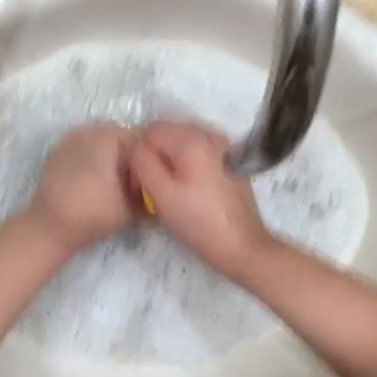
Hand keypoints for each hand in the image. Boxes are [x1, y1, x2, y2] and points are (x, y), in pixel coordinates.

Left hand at [26, 122, 138, 250]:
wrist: (50, 226)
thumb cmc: (94, 213)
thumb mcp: (133, 205)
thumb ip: (148, 187)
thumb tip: (154, 180)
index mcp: (109, 136)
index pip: (141, 141)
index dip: (147, 161)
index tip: (146, 182)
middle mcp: (89, 130)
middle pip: (120, 139)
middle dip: (127, 157)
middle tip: (130, 184)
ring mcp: (69, 138)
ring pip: (100, 143)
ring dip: (108, 157)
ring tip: (110, 184)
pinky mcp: (56, 151)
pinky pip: (82, 150)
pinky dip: (90, 160)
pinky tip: (91, 183)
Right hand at [127, 120, 275, 277]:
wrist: (241, 245)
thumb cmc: (198, 221)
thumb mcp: (161, 194)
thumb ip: (142, 163)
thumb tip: (135, 147)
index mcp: (192, 139)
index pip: (150, 132)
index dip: (138, 155)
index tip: (138, 183)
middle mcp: (209, 135)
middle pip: (168, 133)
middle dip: (153, 155)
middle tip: (149, 186)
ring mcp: (223, 147)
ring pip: (182, 143)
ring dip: (169, 160)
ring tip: (167, 189)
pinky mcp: (230, 161)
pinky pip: (198, 152)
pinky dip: (186, 164)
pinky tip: (187, 188)